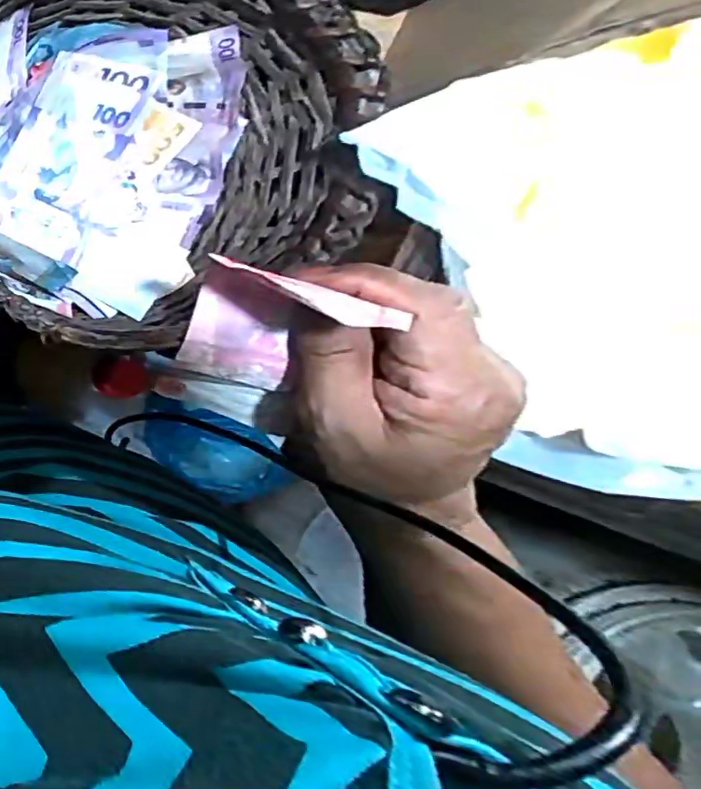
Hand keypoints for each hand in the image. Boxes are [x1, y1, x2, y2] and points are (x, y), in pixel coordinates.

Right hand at [288, 264, 523, 525]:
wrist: (406, 509)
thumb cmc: (361, 472)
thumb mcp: (332, 419)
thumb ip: (329, 356)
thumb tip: (317, 297)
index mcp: (462, 387)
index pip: (420, 307)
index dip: (357, 282)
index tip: (297, 280)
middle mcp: (492, 368)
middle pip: (427, 299)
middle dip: (358, 285)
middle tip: (298, 288)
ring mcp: (490, 365)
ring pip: (426, 303)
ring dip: (367, 295)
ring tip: (318, 301)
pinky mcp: (473, 363)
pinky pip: (426, 319)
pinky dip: (381, 310)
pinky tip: (349, 320)